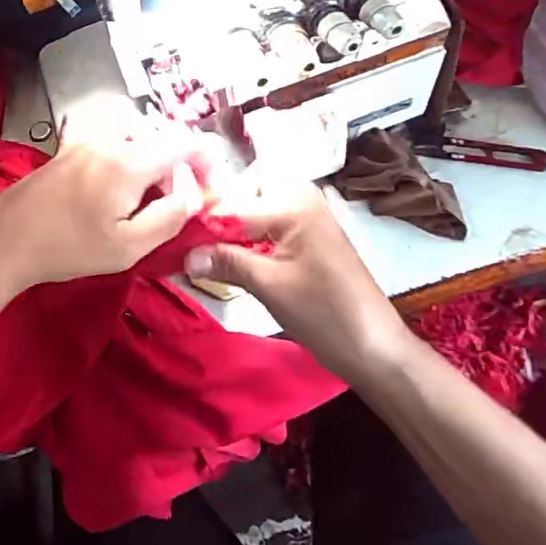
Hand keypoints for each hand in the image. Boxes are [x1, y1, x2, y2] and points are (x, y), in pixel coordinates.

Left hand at [0, 119, 207, 292]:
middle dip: (176, 169)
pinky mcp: (66, 150)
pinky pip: (108, 141)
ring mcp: (84, 141)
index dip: (206, 163)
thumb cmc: (68, 248)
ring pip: (134, 138)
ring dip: (149, 162)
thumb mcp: (128, 246)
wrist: (5, 238)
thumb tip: (192, 196)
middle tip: (172, 205)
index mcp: (129, 161)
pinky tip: (112, 185)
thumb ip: (169, 217)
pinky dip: (123, 157)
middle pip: (159, 140)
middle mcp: (109, 141)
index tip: (208, 190)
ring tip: (142, 199)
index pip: (184, 143)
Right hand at [186, 175, 413, 379]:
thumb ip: (225, 262)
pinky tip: (225, 257)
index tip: (169, 235)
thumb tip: (184, 255)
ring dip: (227, 228)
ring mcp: (306, 216)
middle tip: (183, 238)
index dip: (199, 221)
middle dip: (213, 215)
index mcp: (293, 202)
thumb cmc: (326, 315)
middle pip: (241, 195)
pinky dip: (245, 238)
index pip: (231, 203)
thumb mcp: (269, 286)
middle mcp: (300, 198)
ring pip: (251, 210)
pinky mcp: (307, 235)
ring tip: (197, 249)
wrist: (376, 349)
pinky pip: (265, 225)